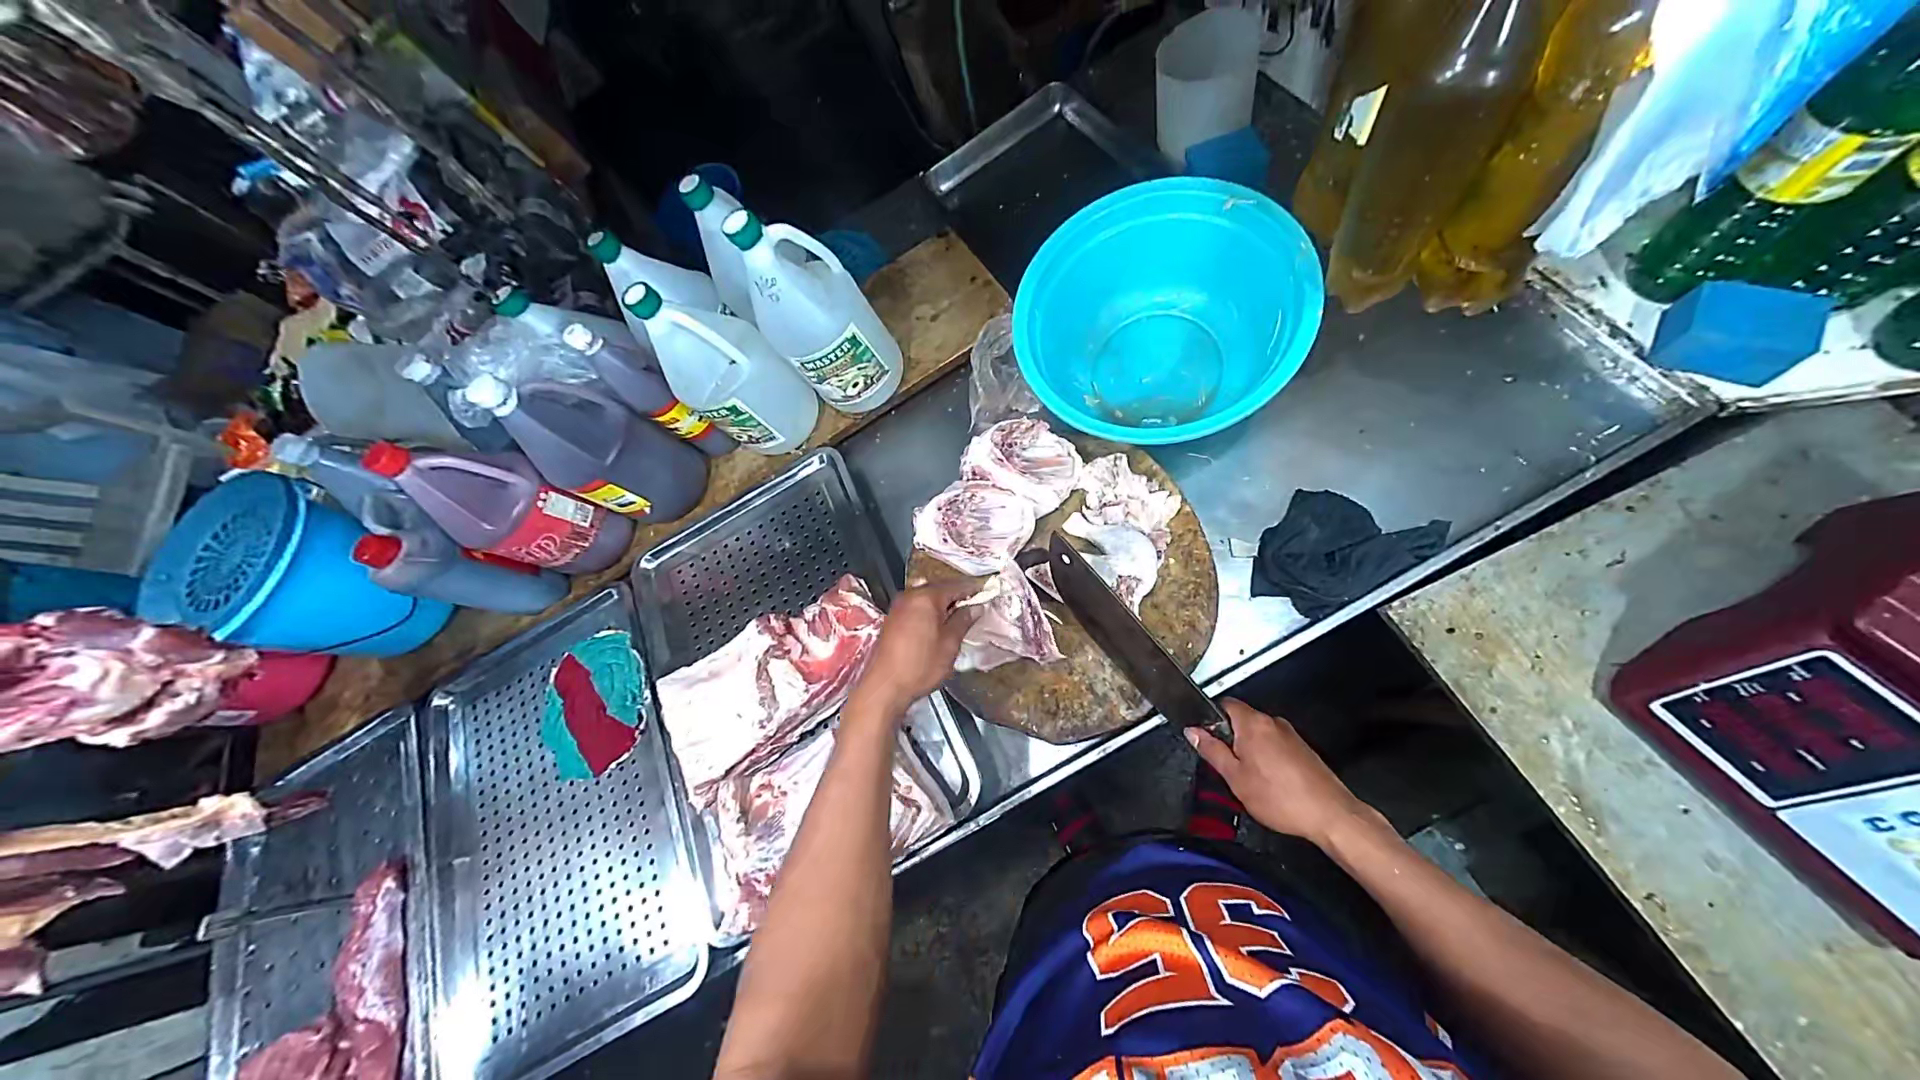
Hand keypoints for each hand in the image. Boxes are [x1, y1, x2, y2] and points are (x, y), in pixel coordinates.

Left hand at [852, 579, 981, 714]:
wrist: (885, 686)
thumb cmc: (920, 666)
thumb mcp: (950, 644)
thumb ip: (963, 621)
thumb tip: (974, 608)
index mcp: (926, 598)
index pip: (955, 585)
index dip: (972, 589)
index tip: (985, 593)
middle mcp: (909, 596)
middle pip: (938, 588)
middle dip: (956, 596)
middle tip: (974, 606)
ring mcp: (898, 607)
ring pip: (926, 598)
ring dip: (942, 604)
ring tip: (958, 617)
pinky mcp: (892, 619)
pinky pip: (915, 607)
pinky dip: (928, 612)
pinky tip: (937, 625)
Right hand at [1186, 699, 1379, 848]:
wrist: (1329, 815)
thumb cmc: (1284, 799)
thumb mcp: (1234, 777)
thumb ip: (1211, 750)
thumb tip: (1193, 733)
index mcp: (1253, 724)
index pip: (1224, 704)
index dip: (1210, 719)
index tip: (1205, 737)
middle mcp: (1273, 723)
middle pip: (1241, 720)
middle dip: (1231, 740)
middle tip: (1228, 766)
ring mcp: (1290, 735)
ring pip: (1259, 735)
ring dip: (1250, 751)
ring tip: (1252, 780)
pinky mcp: (1302, 749)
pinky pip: (1276, 746)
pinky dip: (1268, 760)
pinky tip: (1271, 784)